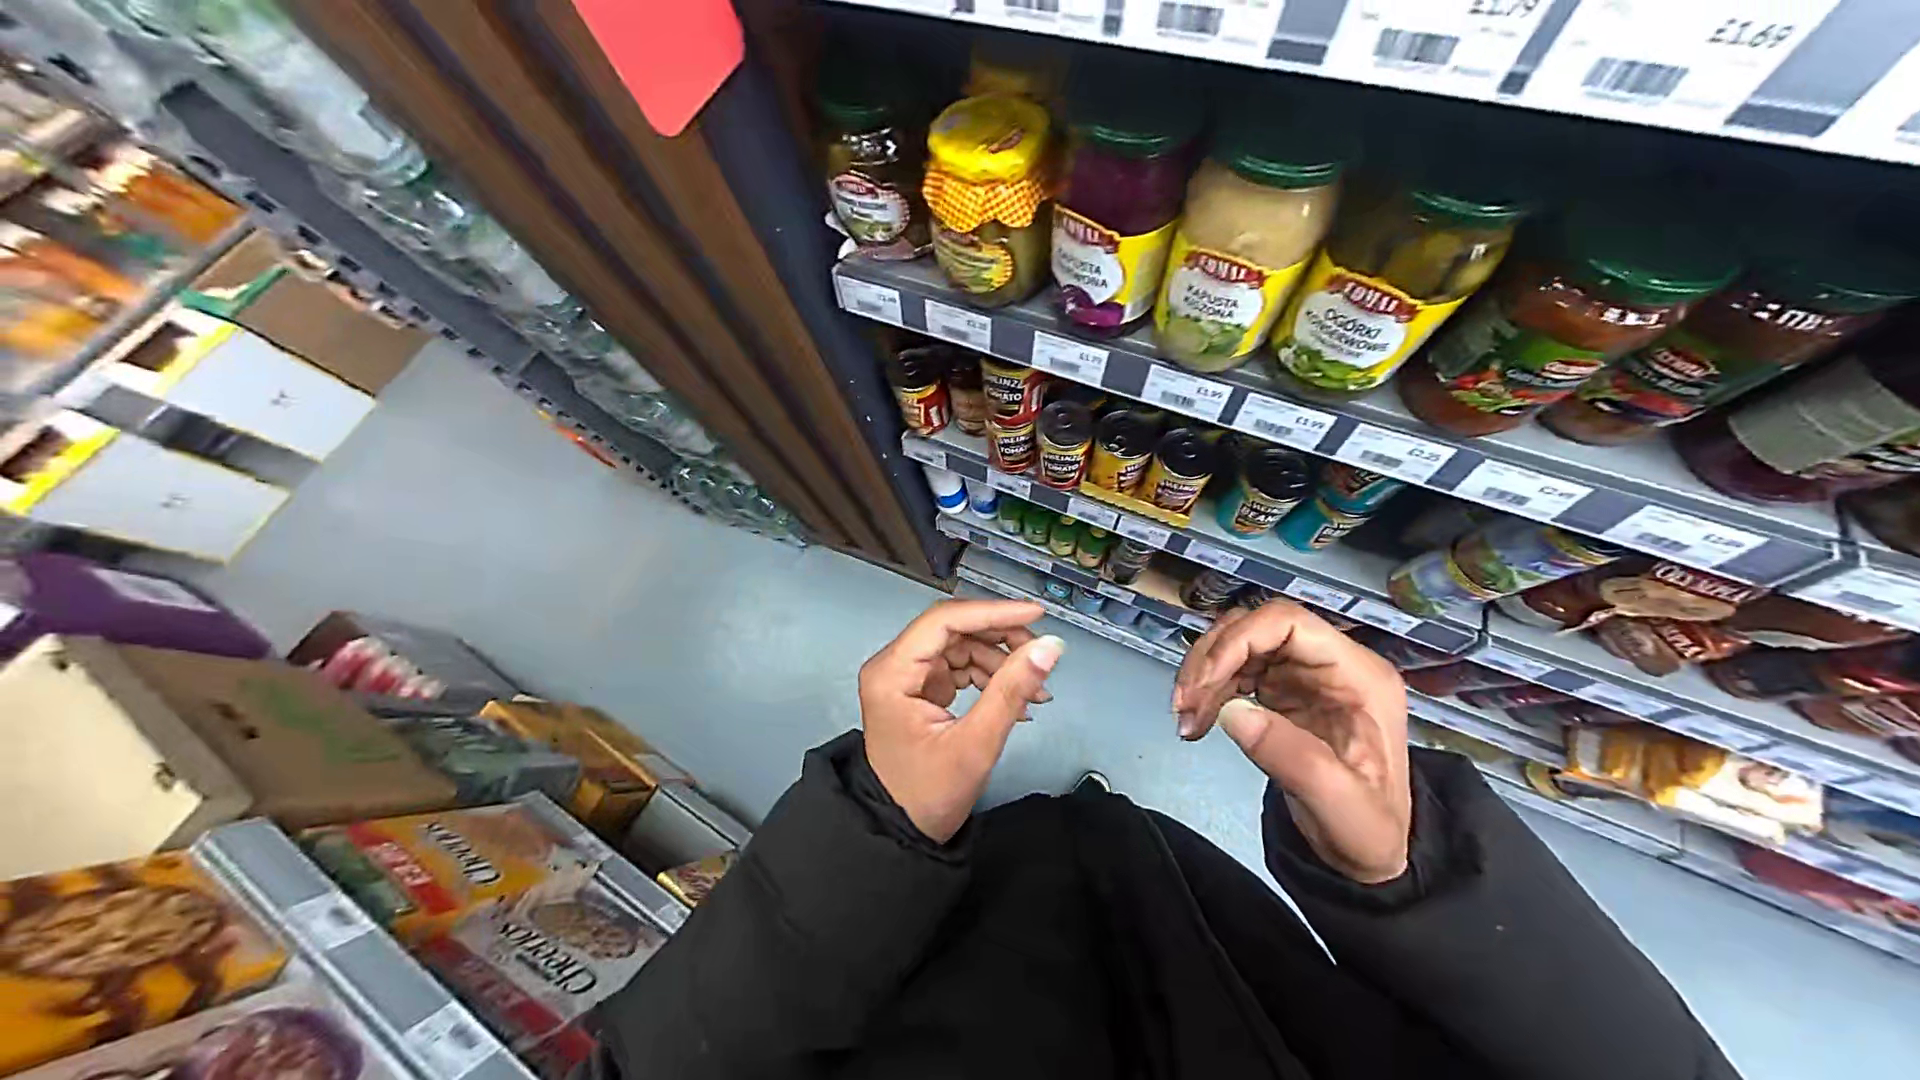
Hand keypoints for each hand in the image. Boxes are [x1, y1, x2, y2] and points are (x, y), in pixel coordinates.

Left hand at [858, 599, 1063, 843]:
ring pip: (961, 646)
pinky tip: (1016, 697)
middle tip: (1039, 655)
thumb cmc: (926, 795)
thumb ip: (1012, 691)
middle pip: (954, 629)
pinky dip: (990, 675)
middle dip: (1001, 638)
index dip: (993, 613)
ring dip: (1000, 660)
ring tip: (1034, 689)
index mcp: (892, 673)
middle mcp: (893, 665)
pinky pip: (959, 665)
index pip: (945, 621)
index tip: (1035, 614)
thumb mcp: (976, 744)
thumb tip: (1048, 648)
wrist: (900, 830)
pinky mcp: (920, 688)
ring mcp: (906, 676)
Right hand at [1173, 600, 1411, 883]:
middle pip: (1253, 628)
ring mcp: (1301, 673)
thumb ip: (1291, 757)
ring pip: (1236, 645)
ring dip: (1202, 676)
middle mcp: (1327, 663)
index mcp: (1357, 675)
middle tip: (1183, 704)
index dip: (1238, 640)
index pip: (1287, 623)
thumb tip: (1231, 712)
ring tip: (1186, 718)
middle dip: (1210, 660)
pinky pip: (1231, 670)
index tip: (1203, 682)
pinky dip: (1207, 690)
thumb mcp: (1340, 806)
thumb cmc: (1365, 830)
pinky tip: (1197, 719)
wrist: (1365, 853)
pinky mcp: (1279, 688)